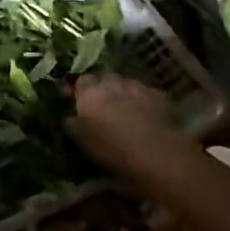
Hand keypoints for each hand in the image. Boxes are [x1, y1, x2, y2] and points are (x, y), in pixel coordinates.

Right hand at [65, 73, 189, 169]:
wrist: (156, 152)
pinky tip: (145, 111)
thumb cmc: (111, 146)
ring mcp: (138, 88)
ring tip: (124, 105)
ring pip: (126, 83)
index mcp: (89, 93)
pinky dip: (143, 98)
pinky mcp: (160, 96)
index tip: (77, 99)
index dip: (79, 89)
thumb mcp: (79, 138)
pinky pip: (146, 92)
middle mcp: (112, 84)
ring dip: (123, 91)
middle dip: (102, 87)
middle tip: (102, 101)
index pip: (80, 80)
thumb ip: (70, 122)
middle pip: (104, 78)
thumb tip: (69, 116)